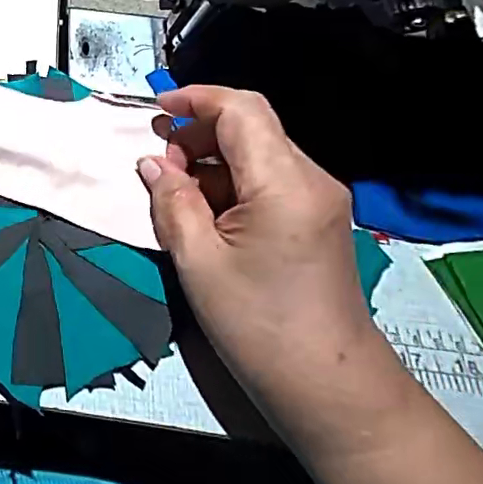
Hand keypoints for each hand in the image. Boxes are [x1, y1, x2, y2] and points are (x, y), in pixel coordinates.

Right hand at [136, 86, 380, 398]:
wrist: (328, 385)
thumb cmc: (259, 326)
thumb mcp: (199, 262)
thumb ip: (172, 201)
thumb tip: (154, 163)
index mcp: (284, 182)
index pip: (241, 109)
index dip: (196, 98)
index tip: (158, 108)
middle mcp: (311, 178)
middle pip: (252, 126)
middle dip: (200, 132)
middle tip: (160, 161)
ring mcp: (321, 196)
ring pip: (260, 151)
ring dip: (215, 158)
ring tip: (177, 189)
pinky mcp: (320, 216)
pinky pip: (272, 178)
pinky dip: (234, 181)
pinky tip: (208, 209)